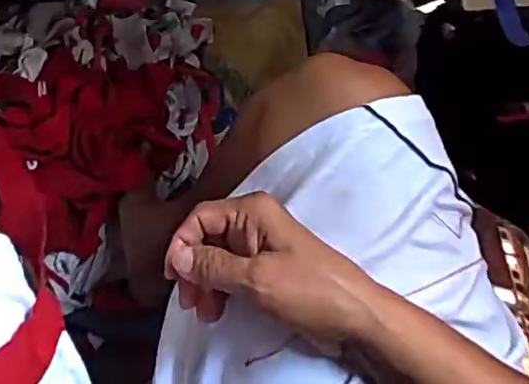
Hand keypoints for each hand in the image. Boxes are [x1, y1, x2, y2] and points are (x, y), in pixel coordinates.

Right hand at [164, 191, 379, 347]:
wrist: (356, 316)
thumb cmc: (309, 289)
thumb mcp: (257, 280)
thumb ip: (213, 266)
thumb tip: (177, 255)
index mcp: (251, 211)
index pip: (201, 216)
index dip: (182, 243)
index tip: (172, 276)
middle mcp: (252, 221)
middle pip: (207, 236)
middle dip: (193, 267)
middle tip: (188, 301)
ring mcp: (260, 244)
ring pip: (217, 256)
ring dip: (204, 281)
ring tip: (203, 311)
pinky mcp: (266, 267)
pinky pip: (232, 271)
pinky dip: (220, 289)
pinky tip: (217, 309)